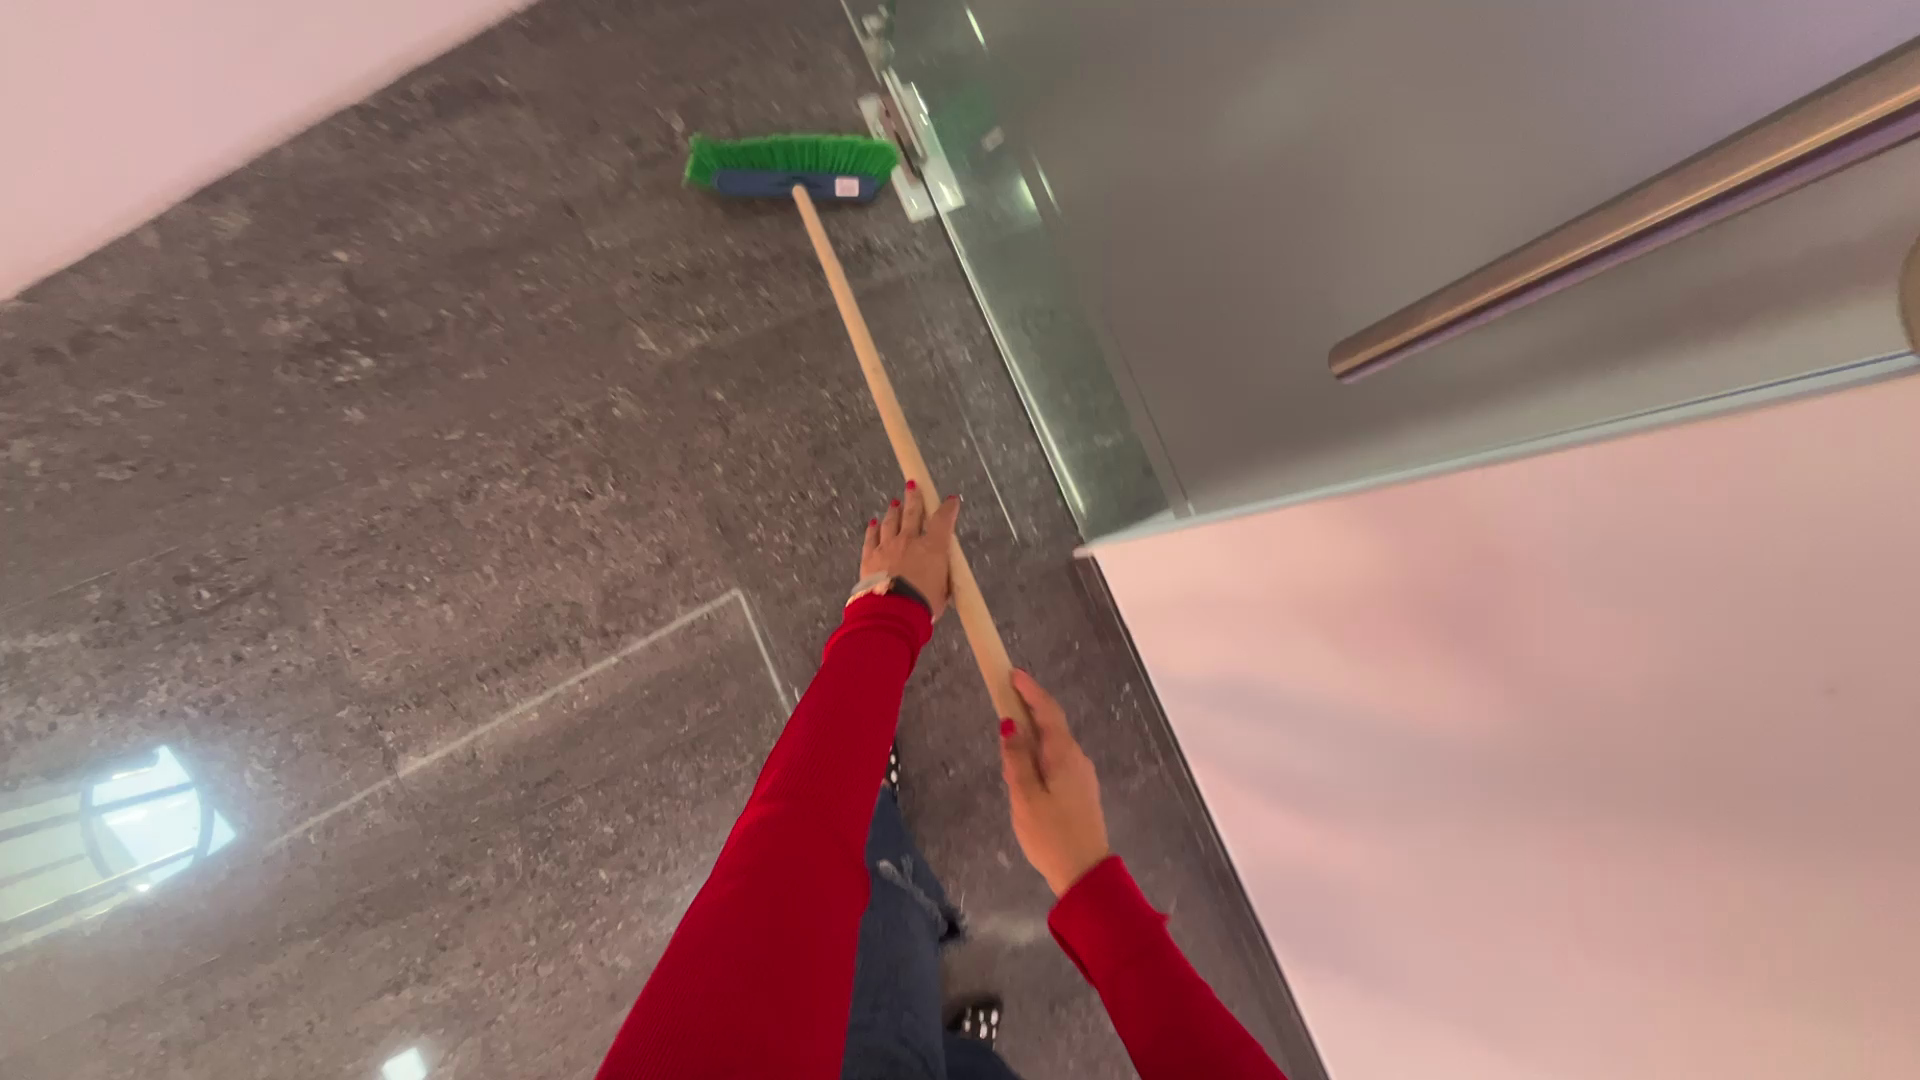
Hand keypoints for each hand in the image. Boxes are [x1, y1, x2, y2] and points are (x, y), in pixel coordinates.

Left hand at [860, 481, 960, 618]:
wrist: (891, 613)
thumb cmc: (923, 605)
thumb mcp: (943, 593)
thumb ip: (943, 580)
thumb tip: (942, 577)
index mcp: (933, 548)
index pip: (943, 520)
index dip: (949, 508)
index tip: (952, 500)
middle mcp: (910, 540)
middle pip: (912, 513)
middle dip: (914, 497)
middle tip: (913, 485)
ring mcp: (887, 546)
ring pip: (890, 522)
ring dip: (893, 511)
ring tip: (894, 503)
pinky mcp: (870, 557)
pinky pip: (871, 538)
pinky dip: (873, 529)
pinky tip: (873, 523)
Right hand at [999, 669, 1111, 896]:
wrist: (1085, 874)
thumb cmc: (1050, 834)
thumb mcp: (1024, 796)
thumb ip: (1016, 758)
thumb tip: (1010, 723)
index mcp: (1064, 754)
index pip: (1047, 710)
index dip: (1030, 689)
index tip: (1012, 673)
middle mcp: (1077, 758)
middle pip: (1051, 725)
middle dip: (1027, 711)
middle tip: (1003, 701)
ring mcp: (1082, 775)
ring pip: (1053, 745)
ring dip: (1031, 737)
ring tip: (1007, 747)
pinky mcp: (1081, 791)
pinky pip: (1057, 761)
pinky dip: (1039, 755)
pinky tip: (1024, 773)